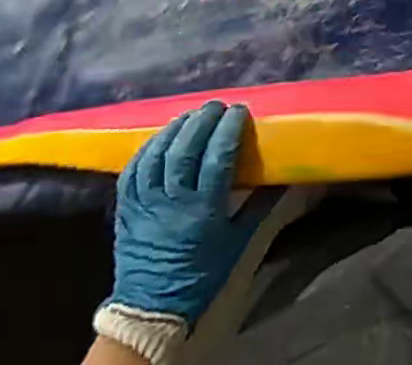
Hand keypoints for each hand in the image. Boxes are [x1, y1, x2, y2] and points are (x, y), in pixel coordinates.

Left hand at [107, 101, 277, 325]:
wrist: (151, 306)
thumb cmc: (203, 272)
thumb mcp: (240, 240)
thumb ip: (261, 204)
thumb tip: (286, 175)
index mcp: (204, 208)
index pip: (217, 156)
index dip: (229, 128)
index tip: (240, 110)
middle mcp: (172, 201)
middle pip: (185, 149)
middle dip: (202, 121)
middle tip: (218, 105)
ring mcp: (145, 203)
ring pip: (157, 154)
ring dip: (176, 129)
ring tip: (192, 115)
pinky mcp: (126, 208)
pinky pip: (133, 169)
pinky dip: (148, 147)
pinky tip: (161, 136)